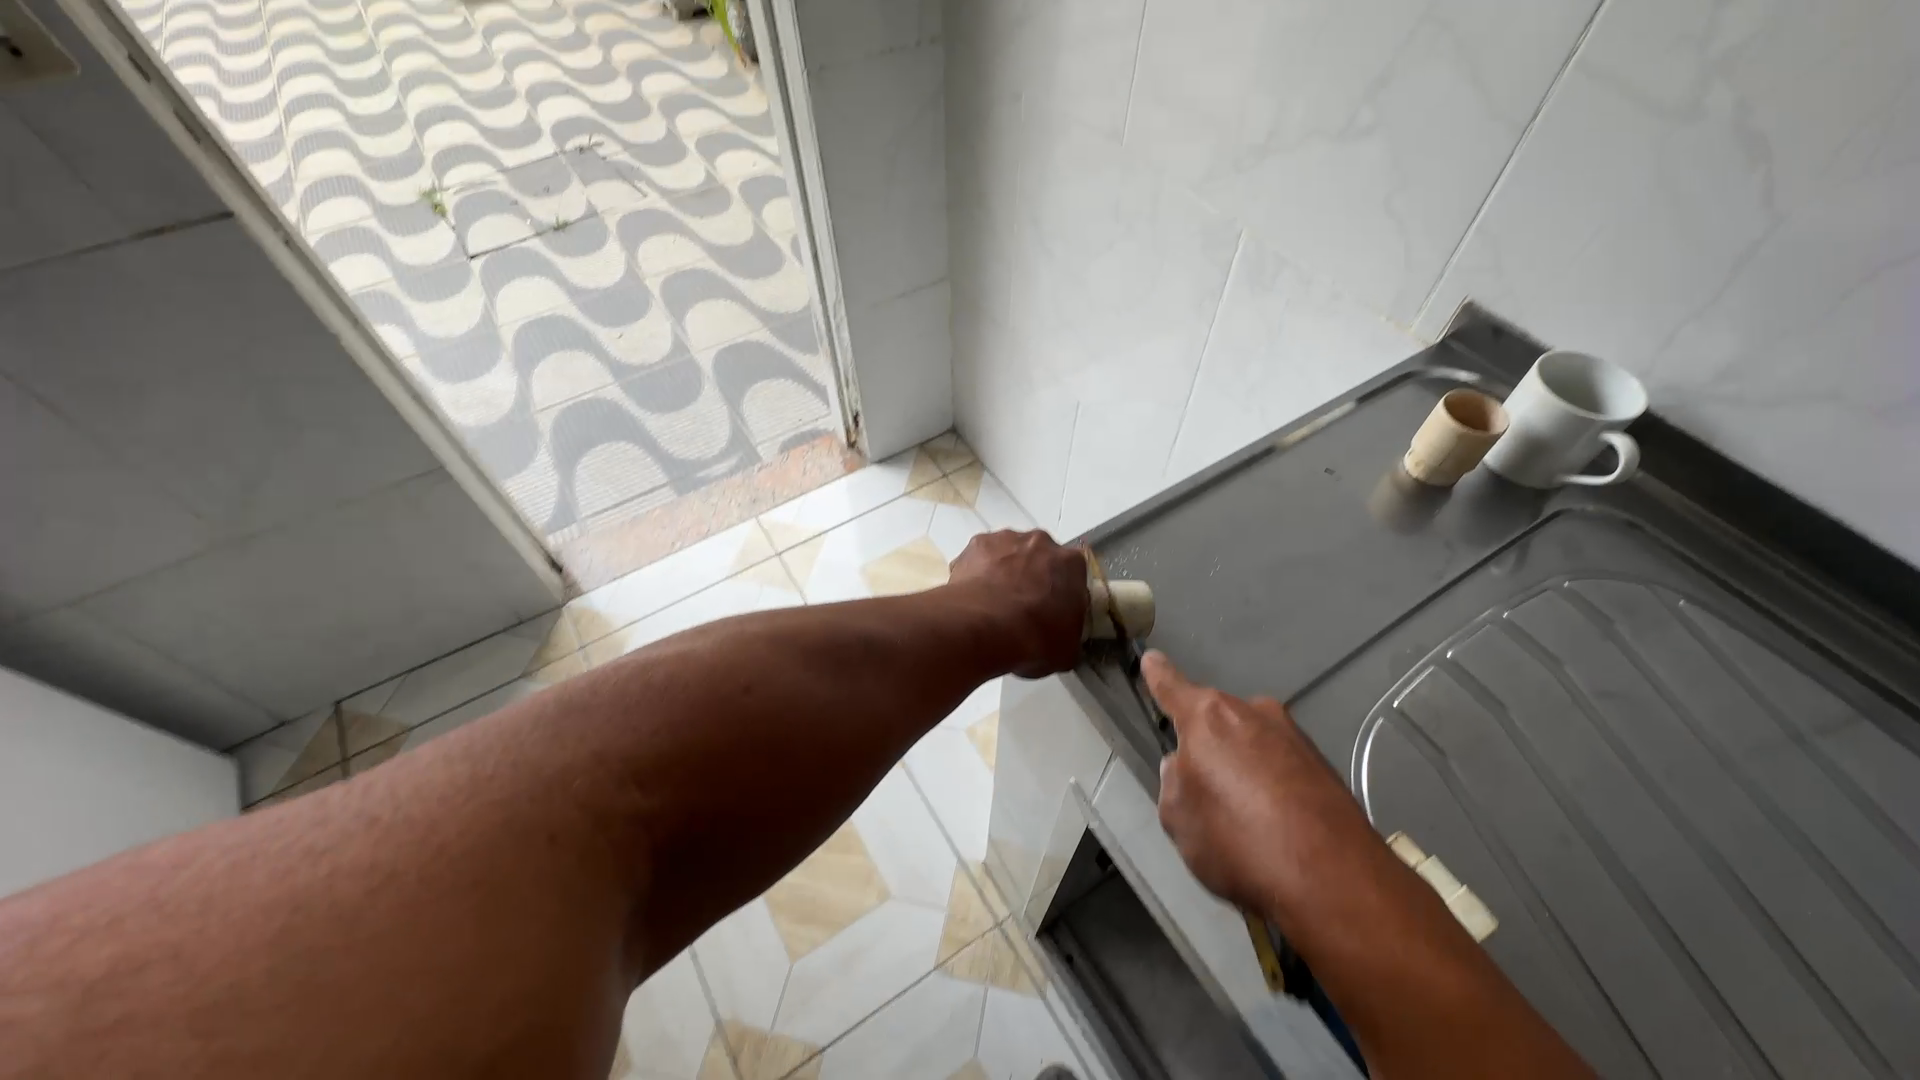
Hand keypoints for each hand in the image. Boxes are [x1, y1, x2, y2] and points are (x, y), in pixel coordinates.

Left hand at [947, 530, 1087, 678]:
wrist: (984, 627)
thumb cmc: (1034, 637)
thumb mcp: (1067, 648)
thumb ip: (1069, 632)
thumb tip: (1062, 637)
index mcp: (1071, 563)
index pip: (1072, 573)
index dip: (1061, 591)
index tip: (1052, 610)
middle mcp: (1041, 542)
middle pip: (1039, 557)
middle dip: (1032, 576)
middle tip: (1021, 606)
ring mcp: (1005, 540)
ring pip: (1008, 554)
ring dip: (1004, 572)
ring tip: (993, 603)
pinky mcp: (975, 545)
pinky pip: (979, 558)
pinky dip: (977, 573)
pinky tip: (972, 597)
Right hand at [1145, 651, 1373, 912]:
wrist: (1332, 877)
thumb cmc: (1239, 841)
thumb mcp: (1179, 820)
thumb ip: (1172, 784)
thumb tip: (1183, 767)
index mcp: (1208, 718)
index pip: (1172, 687)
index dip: (1159, 675)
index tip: (1152, 660)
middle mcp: (1253, 714)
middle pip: (1217, 721)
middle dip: (1208, 745)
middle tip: (1204, 790)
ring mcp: (1294, 737)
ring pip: (1252, 744)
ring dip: (1243, 768)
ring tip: (1244, 819)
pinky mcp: (1324, 765)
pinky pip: (1282, 767)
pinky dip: (1272, 787)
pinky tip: (1275, 827)